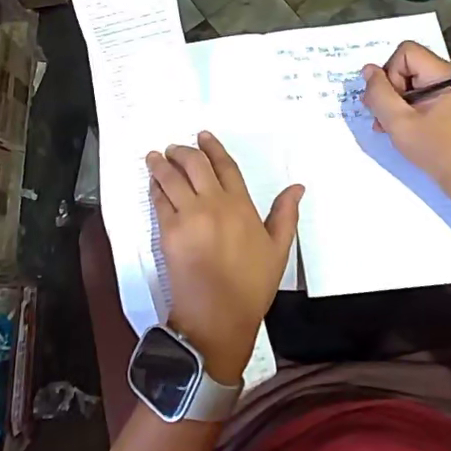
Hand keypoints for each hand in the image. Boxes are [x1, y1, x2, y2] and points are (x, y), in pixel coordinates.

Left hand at [148, 132, 302, 384]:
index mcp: (241, 206)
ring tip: (155, 156)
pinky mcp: (168, 232)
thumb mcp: (279, 249)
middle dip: (183, 151)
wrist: (218, 314)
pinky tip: (153, 182)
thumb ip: (286, 214)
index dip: (213, 148)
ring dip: (162, 164)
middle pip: (195, 165)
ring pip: (172, 179)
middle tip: (175, 147)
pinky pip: (159, 200)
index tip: (203, 136)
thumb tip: (297, 187)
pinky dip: (155, 187)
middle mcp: (213, 204)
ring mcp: (188, 217)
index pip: (226, 167)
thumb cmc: (251, 284)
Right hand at [360, 41, 450, 197]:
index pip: (406, 52)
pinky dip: (406, 108)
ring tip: (388, 125)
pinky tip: (400, 127)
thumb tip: (368, 70)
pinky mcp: (449, 104)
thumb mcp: (399, 122)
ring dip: (395, 101)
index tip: (391, 102)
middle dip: (390, 89)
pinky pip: (421, 94)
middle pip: (408, 65)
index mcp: (446, 75)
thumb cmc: (436, 151)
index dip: (390, 74)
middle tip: (382, 115)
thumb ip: (379, 93)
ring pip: (411, 81)